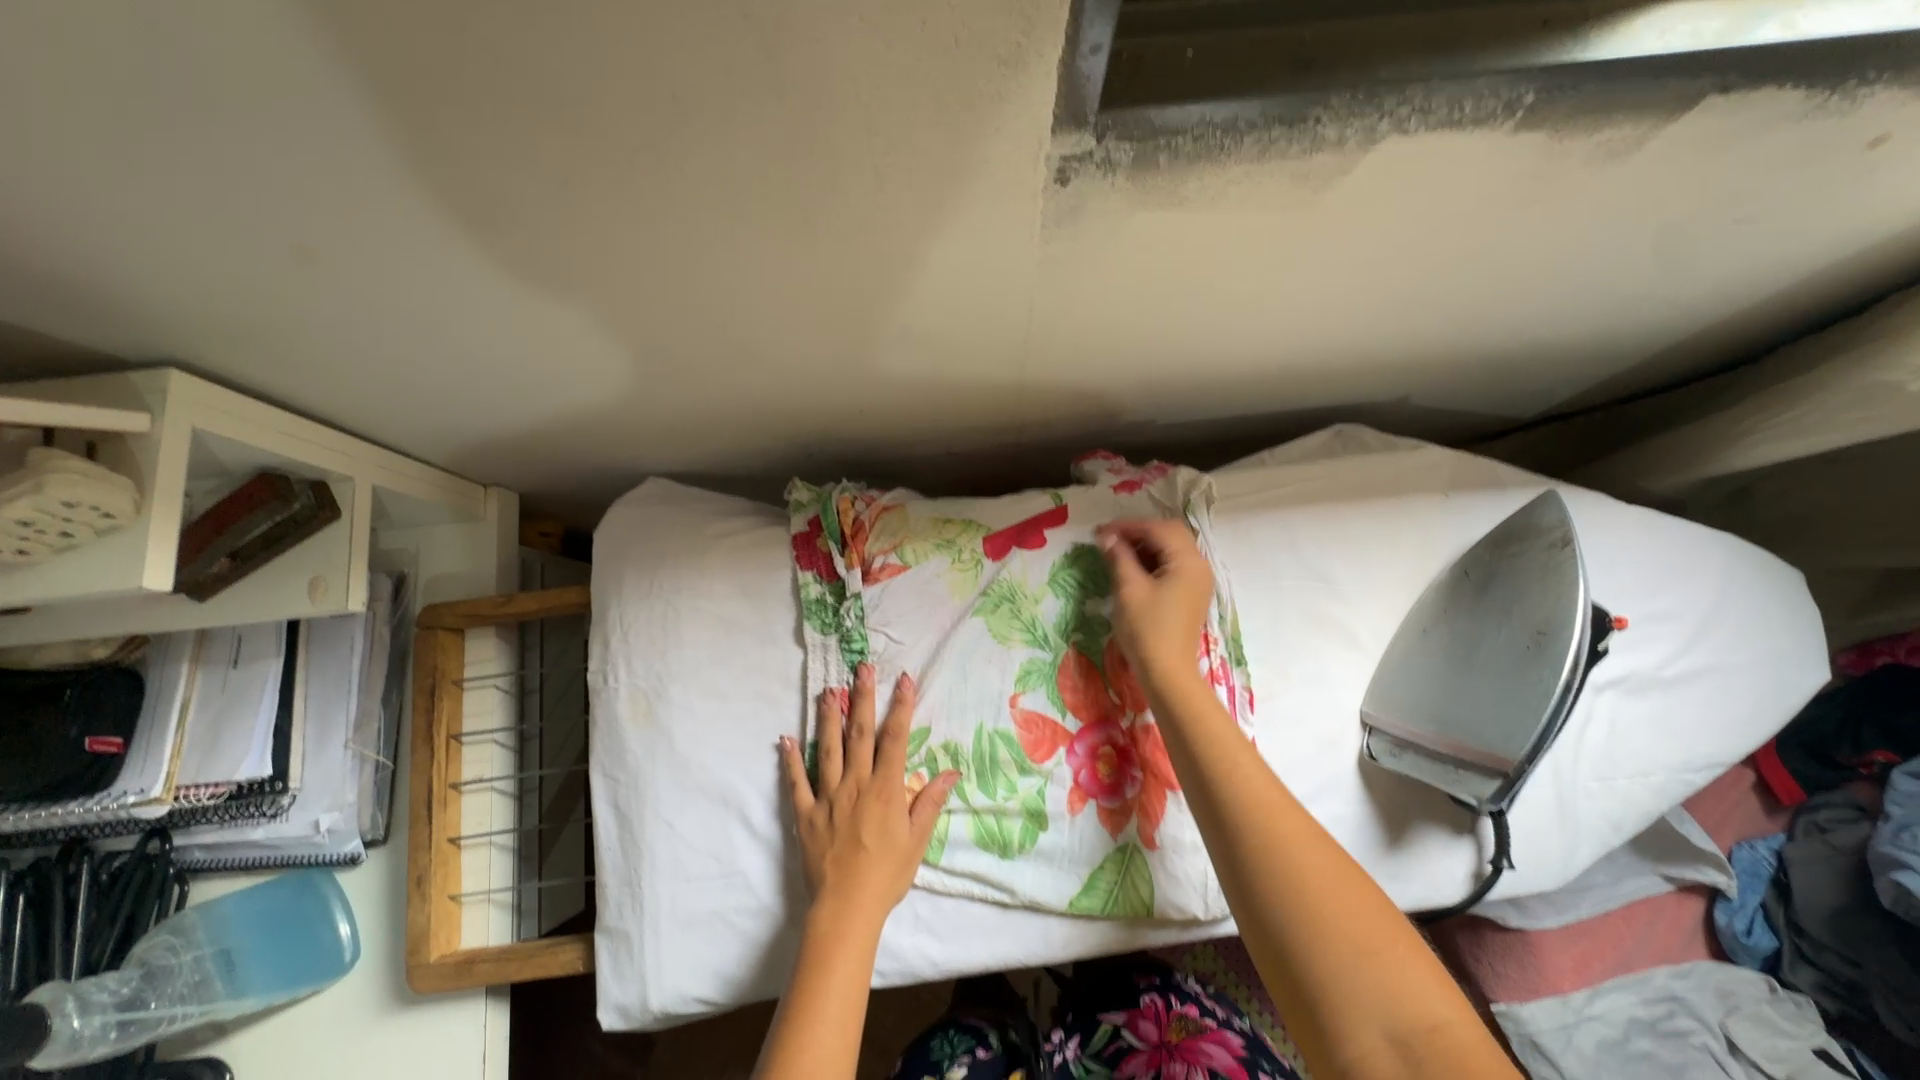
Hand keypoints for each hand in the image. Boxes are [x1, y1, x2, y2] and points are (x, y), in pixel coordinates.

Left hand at [779, 664, 959, 926]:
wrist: (847, 907)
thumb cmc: (888, 875)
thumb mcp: (918, 840)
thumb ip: (930, 802)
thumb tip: (951, 771)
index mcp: (886, 789)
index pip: (895, 739)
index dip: (901, 707)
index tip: (905, 680)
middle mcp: (856, 784)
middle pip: (859, 733)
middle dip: (862, 698)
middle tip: (862, 668)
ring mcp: (828, 797)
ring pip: (828, 749)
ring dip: (828, 718)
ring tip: (828, 690)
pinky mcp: (806, 814)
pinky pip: (797, 782)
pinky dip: (790, 760)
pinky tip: (786, 739)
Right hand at [1097, 519, 1215, 694]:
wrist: (1167, 673)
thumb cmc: (1146, 630)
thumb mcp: (1128, 589)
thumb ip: (1119, 556)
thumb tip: (1107, 536)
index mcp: (1188, 561)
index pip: (1158, 529)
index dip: (1128, 526)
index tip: (1100, 532)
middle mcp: (1199, 565)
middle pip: (1170, 534)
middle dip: (1139, 533)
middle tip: (1110, 539)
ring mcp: (1198, 581)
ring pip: (1173, 549)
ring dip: (1146, 546)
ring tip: (1118, 553)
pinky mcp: (1192, 594)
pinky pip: (1174, 566)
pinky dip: (1154, 561)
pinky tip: (1133, 569)